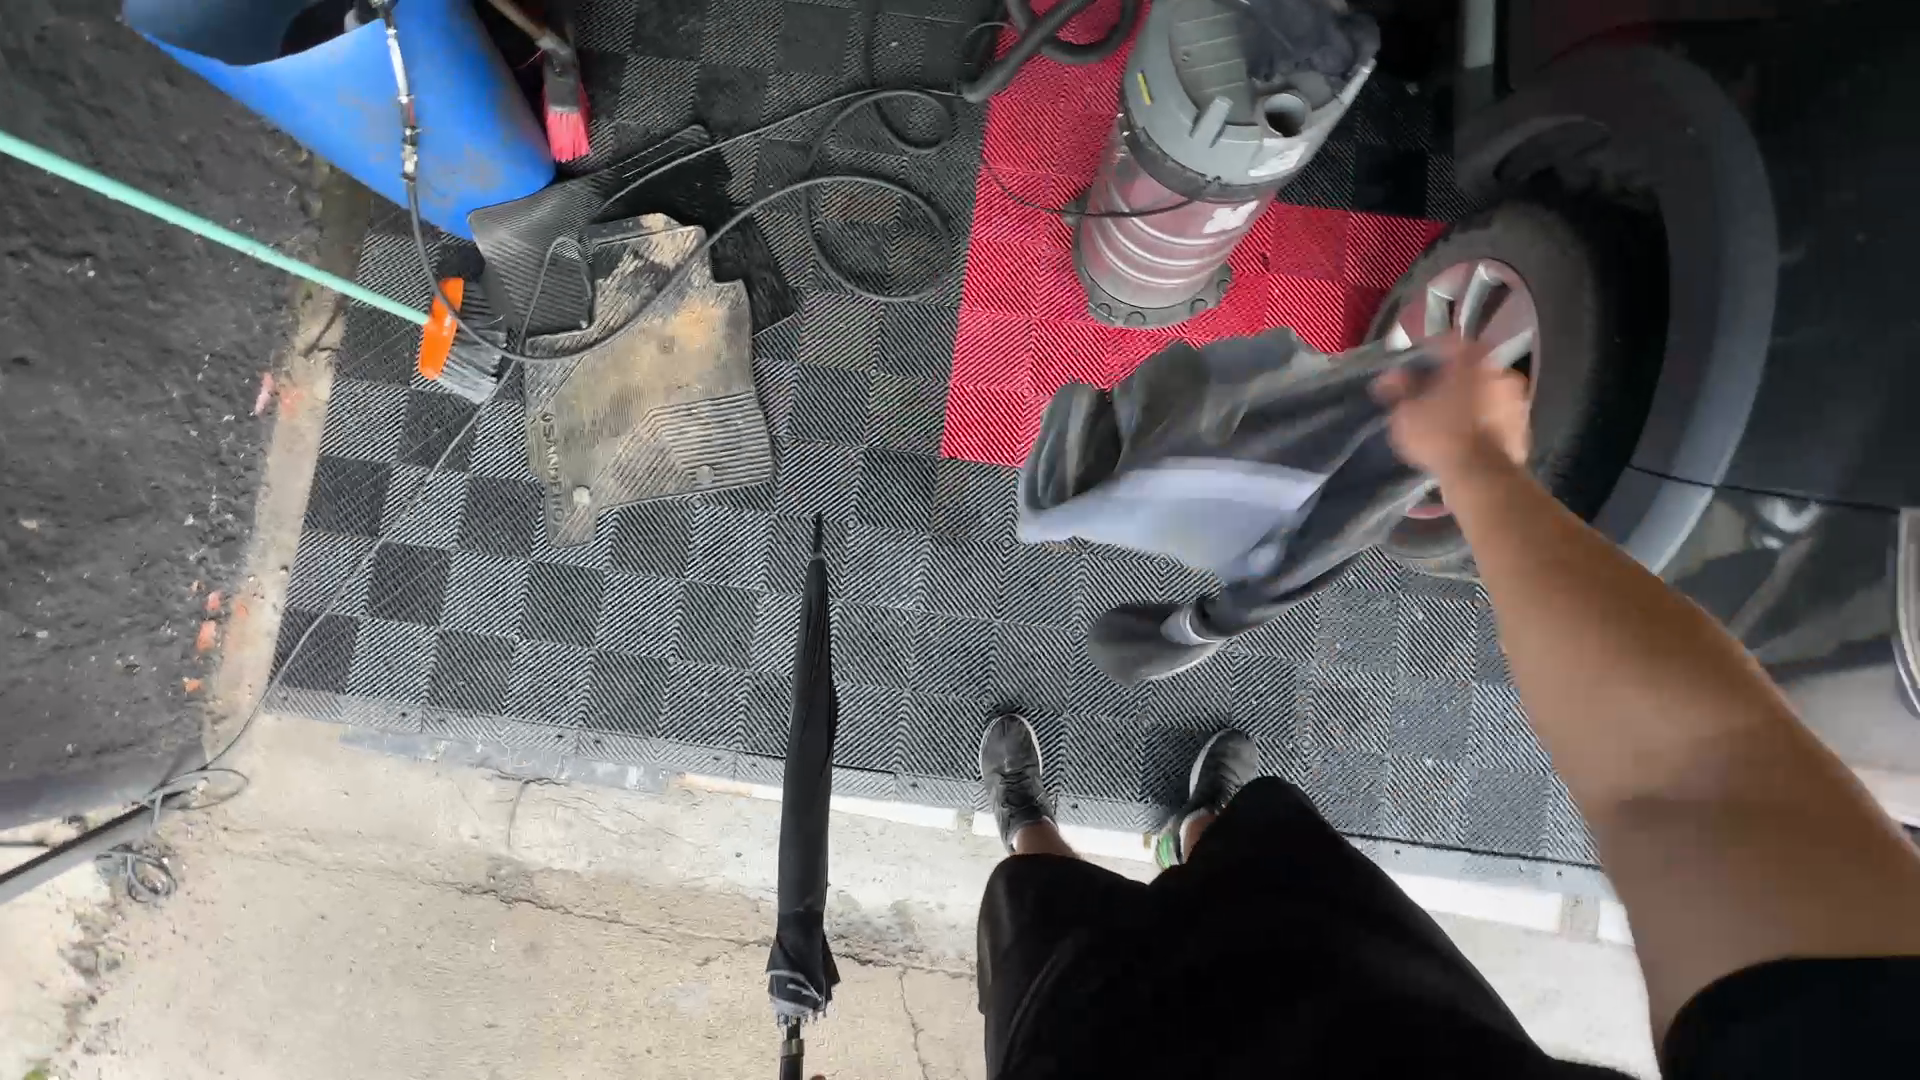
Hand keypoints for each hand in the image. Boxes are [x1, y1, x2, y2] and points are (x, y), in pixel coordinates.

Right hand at [1372, 336, 1529, 482]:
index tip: (1413, 364)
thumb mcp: (1405, 413)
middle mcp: (1500, 372)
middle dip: (1450, 378)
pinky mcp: (1522, 426)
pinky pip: (1494, 414)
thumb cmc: (1439, 435)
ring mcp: (1516, 400)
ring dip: (1467, 400)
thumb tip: (1390, 377)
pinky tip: (1462, 435)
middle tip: (1428, 393)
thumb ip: (1398, 390)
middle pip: (1471, 367)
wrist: (1481, 474)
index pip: (1449, 342)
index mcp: (1472, 361)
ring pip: (1484, 391)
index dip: (1428, 351)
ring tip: (1444, 417)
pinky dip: (1479, 419)